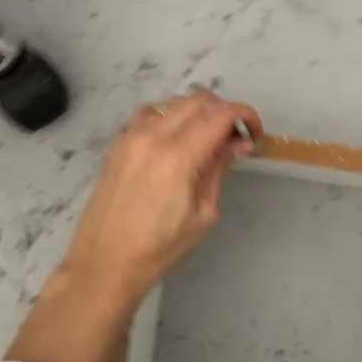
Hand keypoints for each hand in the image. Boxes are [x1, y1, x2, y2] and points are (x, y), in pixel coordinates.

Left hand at [60, 89, 263, 302]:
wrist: (106, 262)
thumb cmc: (160, 248)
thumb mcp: (203, 214)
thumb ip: (219, 169)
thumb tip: (240, 143)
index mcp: (179, 157)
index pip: (221, 114)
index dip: (245, 116)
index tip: (255, 134)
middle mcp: (153, 136)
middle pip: (199, 100)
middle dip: (224, 112)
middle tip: (234, 140)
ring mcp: (131, 136)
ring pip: (174, 103)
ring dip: (197, 113)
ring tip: (206, 141)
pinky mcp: (118, 144)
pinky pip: (150, 114)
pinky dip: (171, 118)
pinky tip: (176, 143)